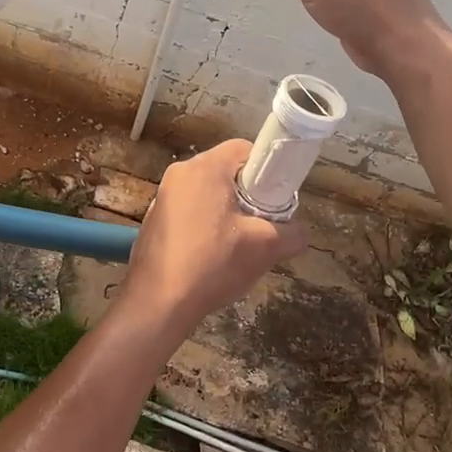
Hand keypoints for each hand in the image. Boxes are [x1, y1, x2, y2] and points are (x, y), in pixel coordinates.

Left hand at [119, 140, 305, 333]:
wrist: (158, 302)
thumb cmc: (213, 264)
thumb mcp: (265, 248)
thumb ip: (291, 233)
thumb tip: (298, 231)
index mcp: (205, 168)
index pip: (244, 148)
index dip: (266, 168)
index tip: (276, 196)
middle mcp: (179, 173)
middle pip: (225, 170)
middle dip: (247, 193)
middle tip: (261, 223)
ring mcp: (162, 196)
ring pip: (207, 192)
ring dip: (226, 211)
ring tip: (238, 244)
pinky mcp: (153, 218)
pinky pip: (189, 210)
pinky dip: (204, 224)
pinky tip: (211, 256)